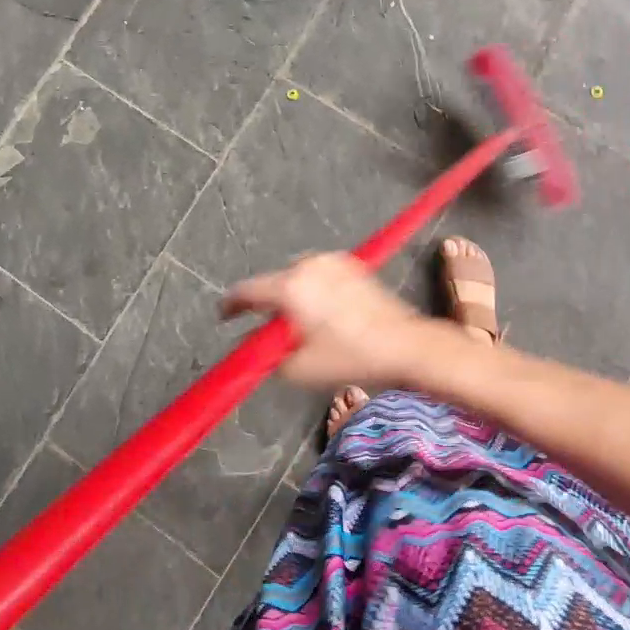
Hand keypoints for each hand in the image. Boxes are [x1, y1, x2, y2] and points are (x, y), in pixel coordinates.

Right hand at [220, 253, 444, 390]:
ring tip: (302, 324)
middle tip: (273, 330)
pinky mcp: (351, 264)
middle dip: (268, 304)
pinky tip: (325, 314)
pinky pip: (319, 274)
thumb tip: (248, 345)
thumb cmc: (350, 357)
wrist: (404, 344)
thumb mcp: (298, 368)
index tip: (225, 315)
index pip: (246, 291)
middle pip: (273, 282)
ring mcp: (331, 261)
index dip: (231, 305)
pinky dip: (314, 289)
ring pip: (297, 276)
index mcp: (290, 287)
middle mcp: (307, 266)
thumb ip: (263, 354)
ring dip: (293, 294)